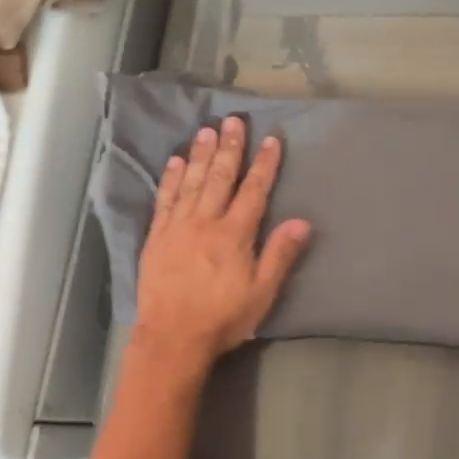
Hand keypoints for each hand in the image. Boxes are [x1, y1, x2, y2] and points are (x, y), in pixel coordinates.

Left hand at [133, 115, 310, 369]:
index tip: (271, 139)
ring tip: (207, 130)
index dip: (264, 164)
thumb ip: (280, 255)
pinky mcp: (156, 238)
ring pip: (191, 182)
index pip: (254, 191)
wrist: (172, 338)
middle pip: (220, 177)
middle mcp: (205, 222)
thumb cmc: (222, 318)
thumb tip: (303, 221)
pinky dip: (171, 179)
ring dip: (200, 154)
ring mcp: (177, 227)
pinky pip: (164, 200)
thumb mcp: (261, 293)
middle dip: (230, 148)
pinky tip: (176, 162)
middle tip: (234, 120)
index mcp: (235, 235)